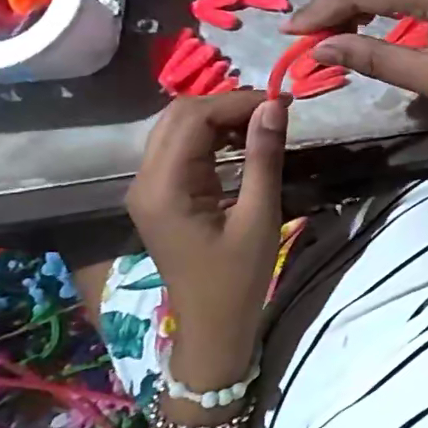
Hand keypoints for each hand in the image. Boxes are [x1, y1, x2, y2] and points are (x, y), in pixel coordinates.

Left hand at [124, 91, 286, 389]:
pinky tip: (242, 142)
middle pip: (179, 116)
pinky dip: (212, 137)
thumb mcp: (259, 217)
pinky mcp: (159, 195)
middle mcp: (145, 180)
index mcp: (164, 187)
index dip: (237, 101)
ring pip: (177, 128)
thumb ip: (263, 158)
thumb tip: (274, 107)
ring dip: (219, 118)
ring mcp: (148, 187)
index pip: (193, 118)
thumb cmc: (238, 278)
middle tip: (273, 111)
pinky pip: (180, 149)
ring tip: (262, 123)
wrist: (213, 326)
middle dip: (227, 105)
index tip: (281, 103)